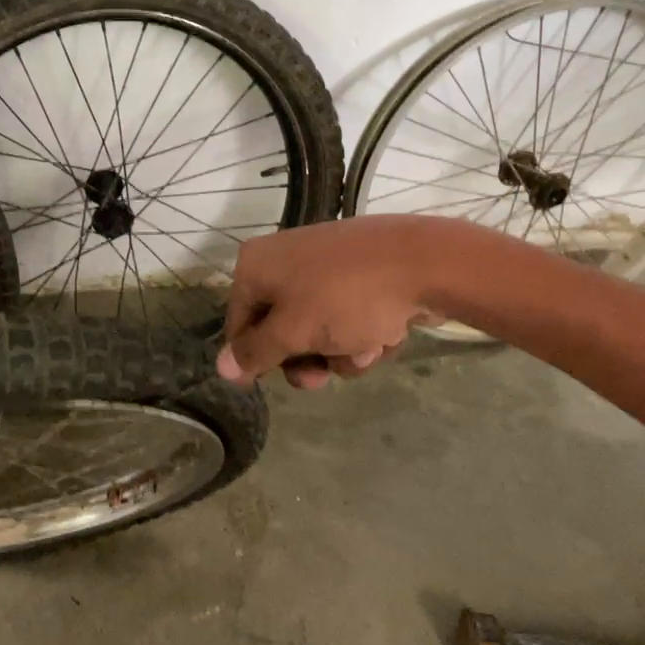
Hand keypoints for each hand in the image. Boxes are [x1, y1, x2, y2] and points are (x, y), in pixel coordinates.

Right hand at [216, 215, 491, 387]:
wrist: (423, 262)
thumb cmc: (344, 296)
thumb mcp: (293, 331)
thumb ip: (256, 352)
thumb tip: (221, 367)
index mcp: (256, 265)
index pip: (238, 324)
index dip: (254, 359)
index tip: (274, 382)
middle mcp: (284, 262)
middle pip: (280, 331)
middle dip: (306, 359)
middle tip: (323, 376)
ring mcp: (324, 268)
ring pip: (320, 331)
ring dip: (341, 352)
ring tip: (366, 347)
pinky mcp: (359, 277)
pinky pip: (349, 318)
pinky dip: (364, 332)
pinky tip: (387, 331)